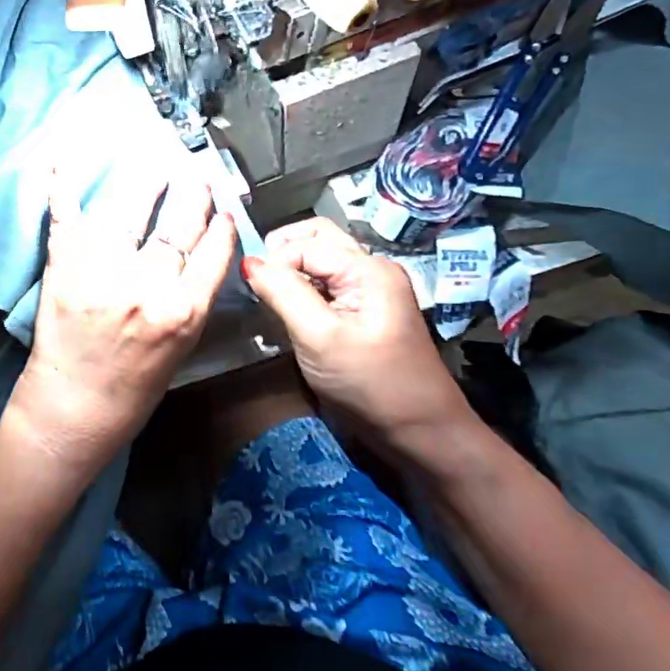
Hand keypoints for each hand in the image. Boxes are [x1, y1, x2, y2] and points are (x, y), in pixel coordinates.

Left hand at [8, 167, 238, 470]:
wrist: (74, 409)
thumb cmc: (132, 390)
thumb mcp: (180, 348)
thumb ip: (190, 301)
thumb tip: (198, 261)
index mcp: (183, 311)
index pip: (213, 252)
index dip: (220, 225)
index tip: (223, 210)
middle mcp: (147, 286)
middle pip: (179, 226)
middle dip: (193, 196)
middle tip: (197, 179)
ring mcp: (103, 272)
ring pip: (132, 213)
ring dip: (149, 186)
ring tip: (159, 171)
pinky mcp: (64, 268)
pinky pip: (67, 218)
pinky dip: (63, 189)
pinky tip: (63, 163)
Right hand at [241, 218, 470, 449]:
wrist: (420, 431)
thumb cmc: (370, 384)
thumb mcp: (319, 338)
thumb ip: (284, 294)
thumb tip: (249, 262)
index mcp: (368, 269)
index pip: (304, 245)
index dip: (273, 263)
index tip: (252, 292)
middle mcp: (372, 269)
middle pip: (318, 239)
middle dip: (282, 254)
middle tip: (258, 283)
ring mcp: (372, 290)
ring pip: (322, 261)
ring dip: (292, 272)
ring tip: (270, 297)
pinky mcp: (367, 311)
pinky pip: (329, 284)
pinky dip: (305, 289)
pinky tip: (290, 311)